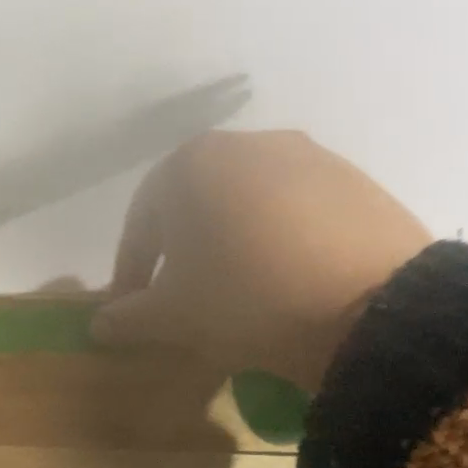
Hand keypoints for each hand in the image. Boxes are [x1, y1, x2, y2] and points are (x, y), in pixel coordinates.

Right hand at [91, 131, 432, 391]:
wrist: (366, 305)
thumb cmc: (239, 298)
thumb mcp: (168, 317)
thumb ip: (125, 317)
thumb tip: (100, 323)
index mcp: (188, 166)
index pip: (140, 224)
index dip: (128, 272)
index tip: (128, 310)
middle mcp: (245, 145)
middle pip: (192, 207)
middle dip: (177, 254)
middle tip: (176, 300)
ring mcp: (307, 156)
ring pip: (243, 207)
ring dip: (226, 247)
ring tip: (230, 295)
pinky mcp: (353, 179)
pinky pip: (292, 213)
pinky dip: (273, 244)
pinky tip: (278, 284)